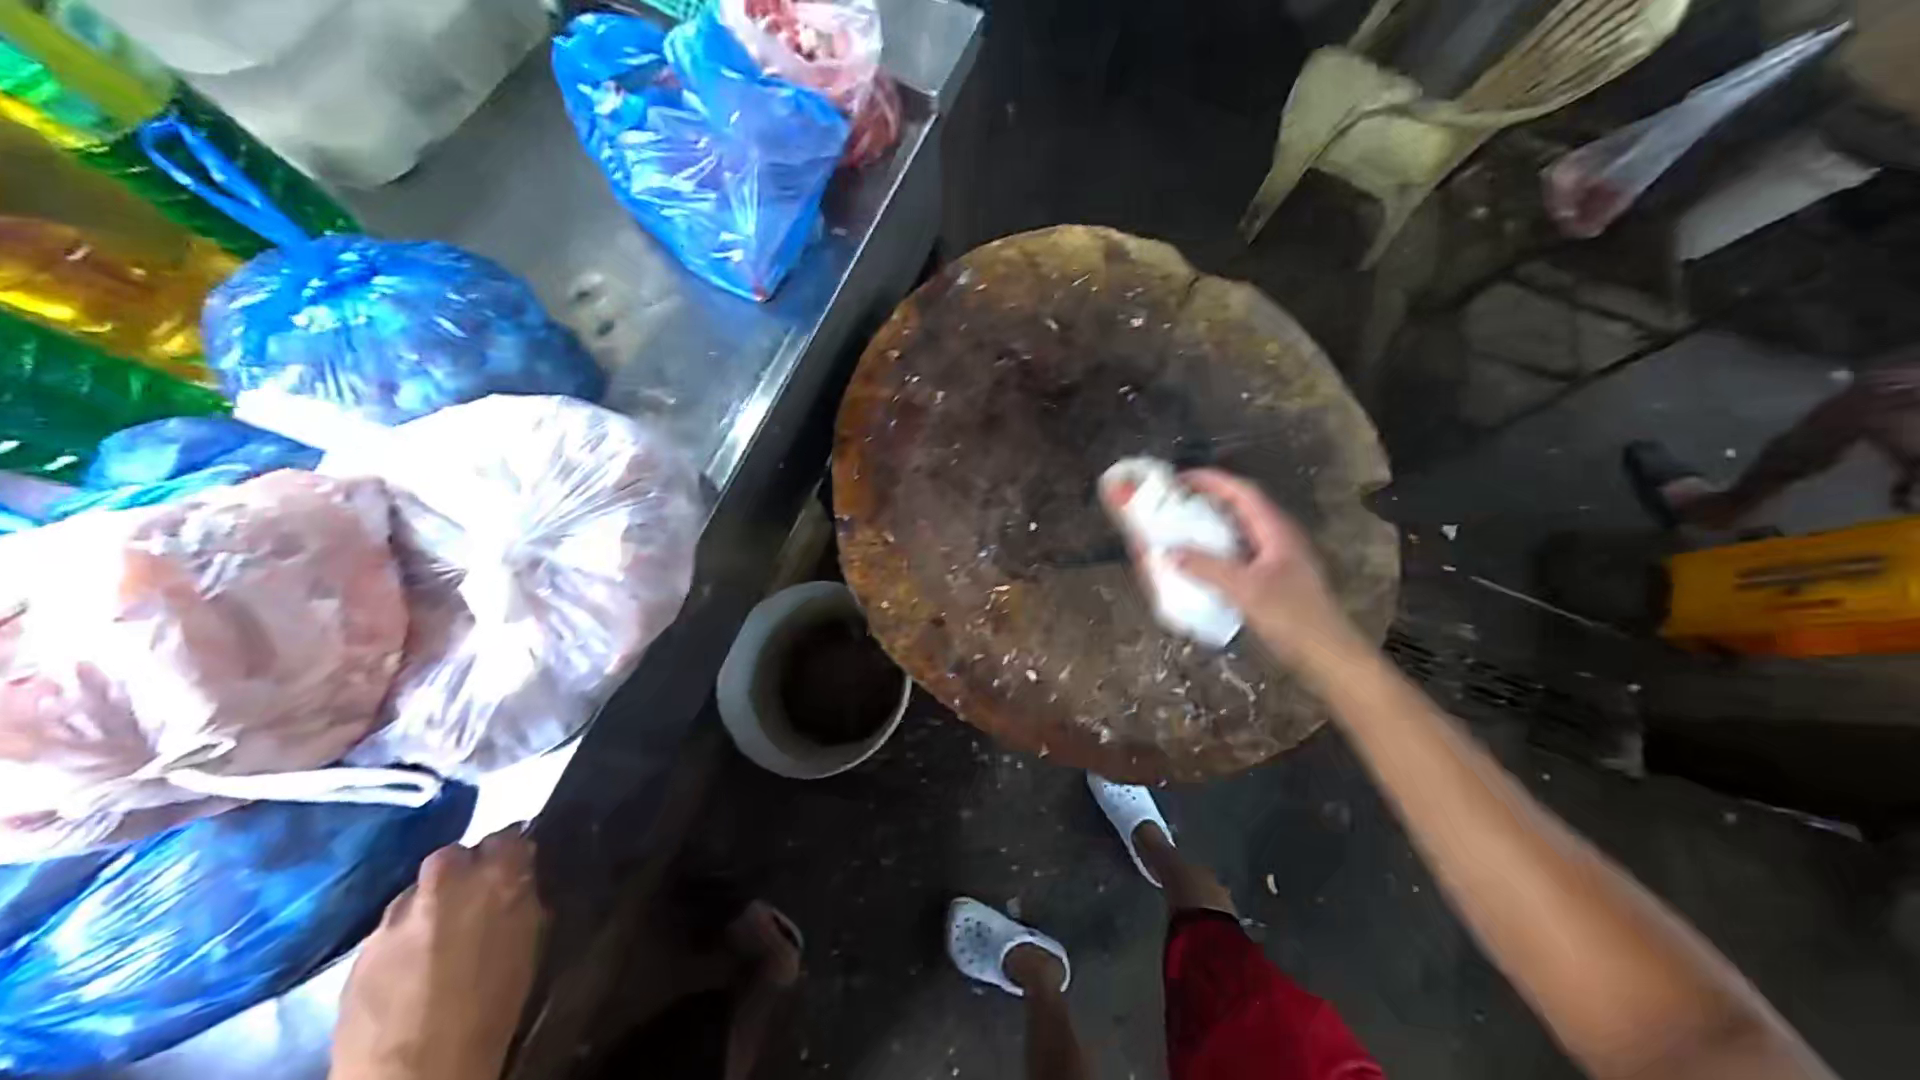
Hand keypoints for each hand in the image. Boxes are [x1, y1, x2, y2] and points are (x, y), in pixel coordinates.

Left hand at [331, 827, 546, 1079]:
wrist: (414, 1072)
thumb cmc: (491, 1008)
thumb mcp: (527, 946)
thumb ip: (523, 902)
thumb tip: (519, 882)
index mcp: (495, 878)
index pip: (508, 837)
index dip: (511, 852)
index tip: (516, 868)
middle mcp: (444, 883)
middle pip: (453, 856)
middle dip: (463, 871)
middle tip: (474, 899)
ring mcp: (397, 915)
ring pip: (416, 891)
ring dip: (430, 904)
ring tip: (439, 937)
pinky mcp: (362, 949)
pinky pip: (390, 928)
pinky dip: (404, 937)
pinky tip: (411, 967)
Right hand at [1167, 469, 1363, 669]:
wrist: (1328, 656)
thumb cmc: (1293, 617)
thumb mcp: (1246, 589)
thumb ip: (1207, 568)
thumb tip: (1170, 552)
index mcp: (1276, 530)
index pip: (1242, 492)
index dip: (1212, 480)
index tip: (1179, 478)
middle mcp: (1277, 538)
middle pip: (1240, 508)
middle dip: (1206, 501)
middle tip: (1172, 504)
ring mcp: (1276, 559)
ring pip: (1238, 533)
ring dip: (1209, 528)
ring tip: (1177, 529)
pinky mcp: (1272, 580)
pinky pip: (1237, 556)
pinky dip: (1215, 553)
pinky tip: (1196, 565)